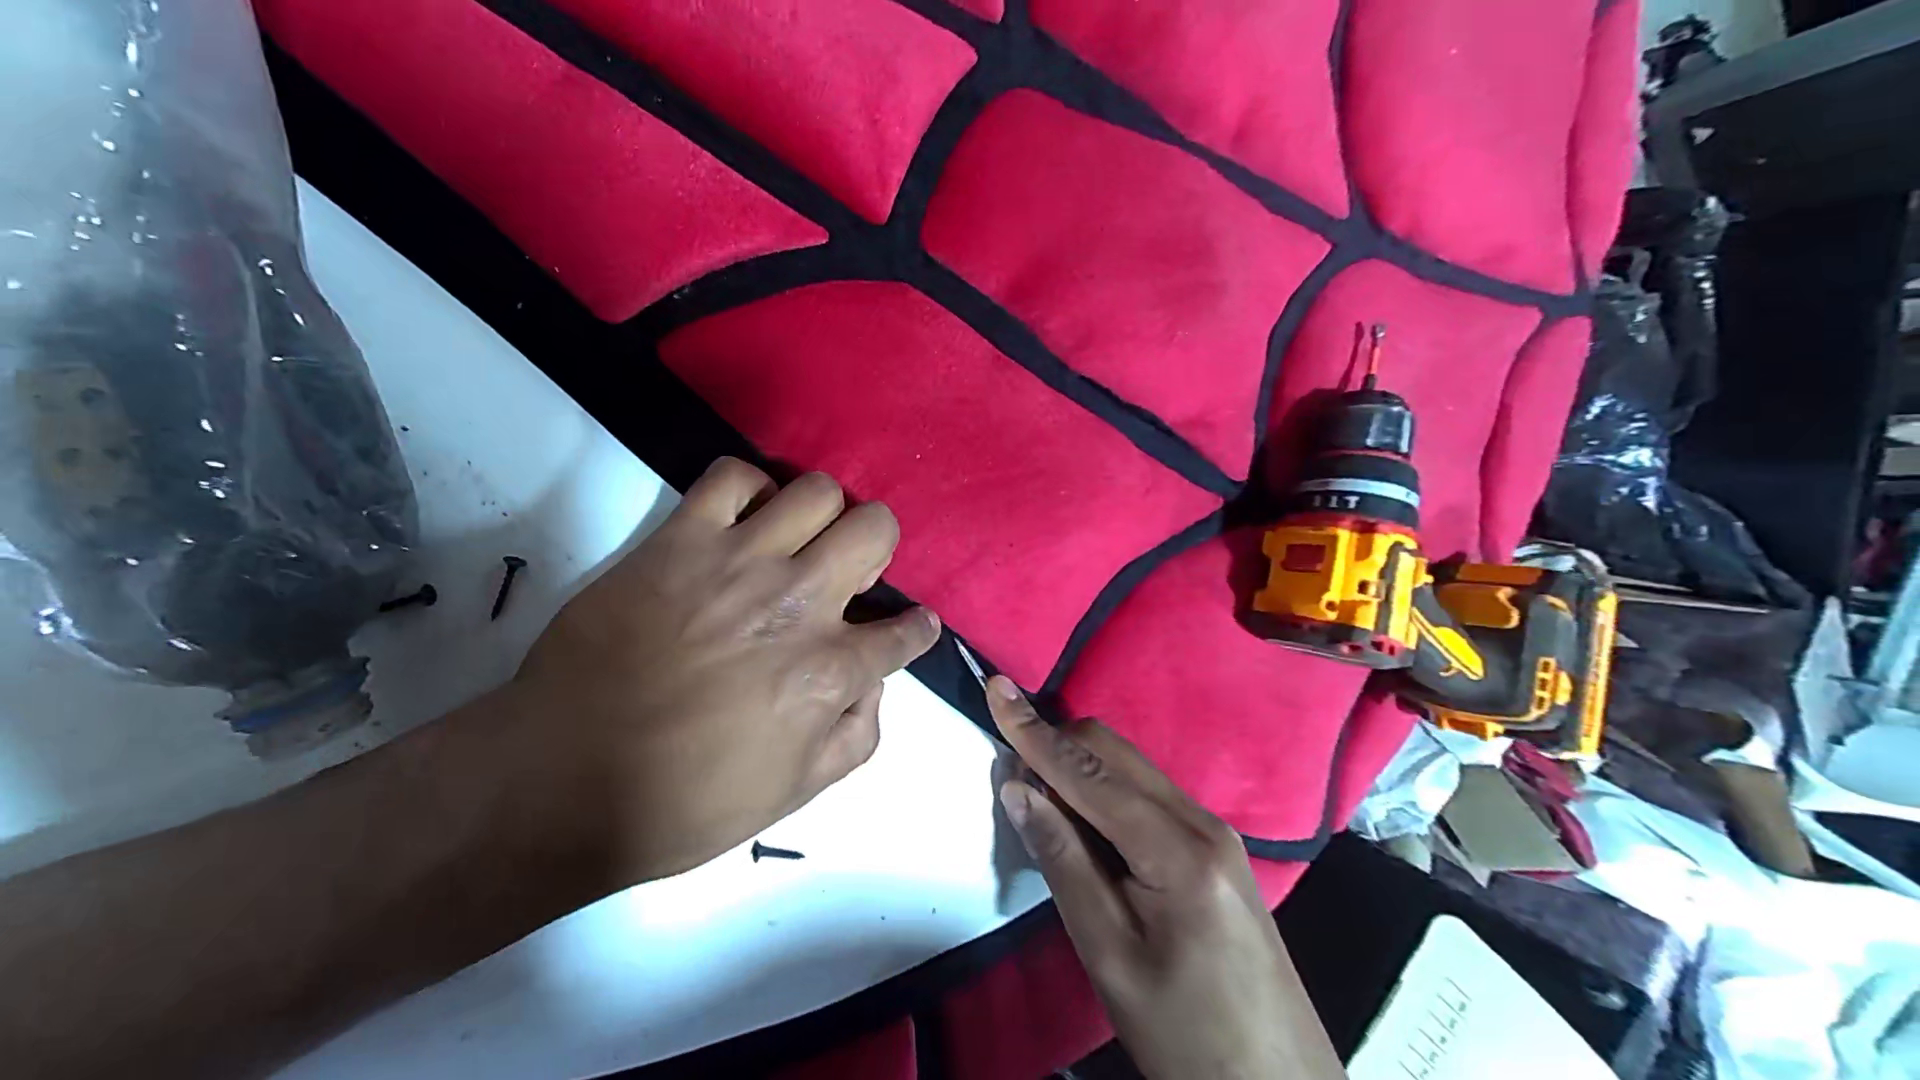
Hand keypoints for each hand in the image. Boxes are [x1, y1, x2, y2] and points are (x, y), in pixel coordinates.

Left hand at [496, 458, 940, 885]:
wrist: (562, 778)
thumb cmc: (685, 800)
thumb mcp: (795, 792)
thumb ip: (857, 735)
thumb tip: (872, 683)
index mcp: (828, 671)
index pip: (905, 633)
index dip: (916, 630)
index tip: (912, 626)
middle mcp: (796, 603)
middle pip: (874, 529)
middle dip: (878, 548)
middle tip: (848, 578)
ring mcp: (736, 562)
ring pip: (816, 491)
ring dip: (822, 517)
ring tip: (797, 545)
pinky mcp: (677, 541)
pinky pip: (731, 477)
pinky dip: (751, 491)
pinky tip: (742, 524)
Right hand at [988, 678, 1345, 1079]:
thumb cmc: (1185, 1032)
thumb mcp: (1109, 954)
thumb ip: (1063, 861)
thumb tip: (1020, 788)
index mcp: (1179, 850)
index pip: (1090, 772)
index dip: (1035, 731)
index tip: (996, 689)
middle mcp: (1203, 822)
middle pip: (1115, 753)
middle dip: (1056, 746)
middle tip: (1010, 775)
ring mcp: (1215, 832)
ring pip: (1131, 770)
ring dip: (1079, 769)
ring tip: (1040, 800)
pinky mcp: (1216, 849)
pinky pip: (1148, 796)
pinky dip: (1106, 793)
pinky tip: (1085, 825)